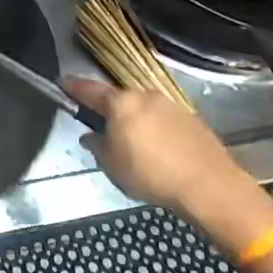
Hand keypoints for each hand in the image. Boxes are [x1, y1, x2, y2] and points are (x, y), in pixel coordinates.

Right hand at [63, 76, 253, 211]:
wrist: (211, 188)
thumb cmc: (151, 174)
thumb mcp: (112, 164)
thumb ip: (97, 145)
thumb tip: (92, 137)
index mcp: (121, 103)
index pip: (88, 89)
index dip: (72, 87)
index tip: (61, 84)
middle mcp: (146, 97)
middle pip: (118, 99)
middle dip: (107, 110)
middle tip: (99, 127)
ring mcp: (172, 107)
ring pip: (142, 108)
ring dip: (132, 120)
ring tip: (130, 143)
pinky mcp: (192, 121)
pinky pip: (162, 120)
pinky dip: (153, 129)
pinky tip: (156, 150)